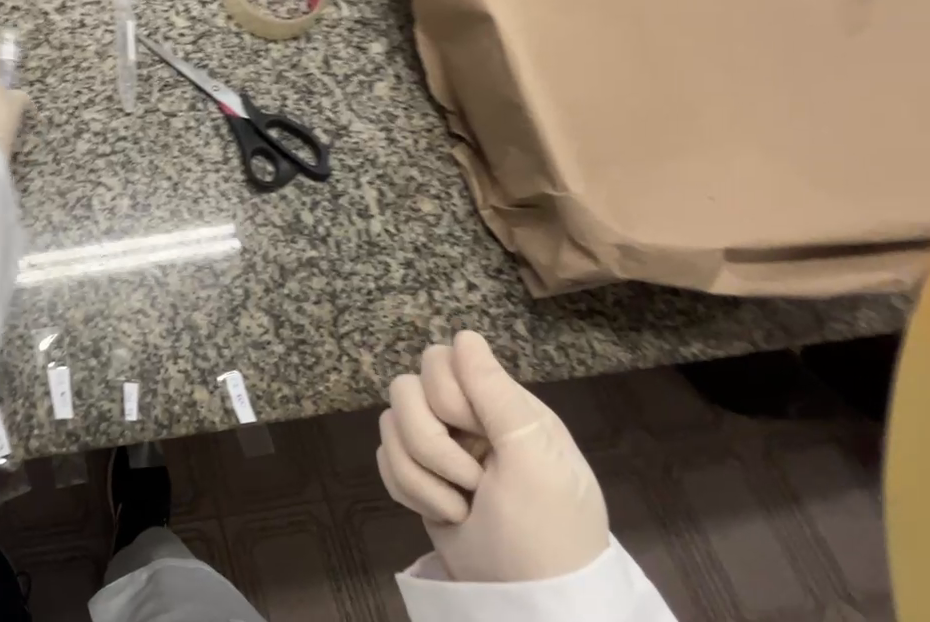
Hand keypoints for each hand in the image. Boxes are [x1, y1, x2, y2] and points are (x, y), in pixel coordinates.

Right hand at [376, 331, 608, 582]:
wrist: (527, 603)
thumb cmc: (545, 532)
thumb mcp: (535, 463)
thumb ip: (498, 394)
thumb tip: (465, 334)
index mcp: (503, 407)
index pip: (440, 360)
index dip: (446, 395)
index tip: (476, 432)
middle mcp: (468, 420)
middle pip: (405, 390)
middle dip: (431, 443)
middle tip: (473, 478)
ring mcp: (440, 448)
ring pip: (389, 426)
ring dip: (421, 475)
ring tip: (460, 505)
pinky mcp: (416, 476)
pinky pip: (384, 458)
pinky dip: (409, 490)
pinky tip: (443, 512)